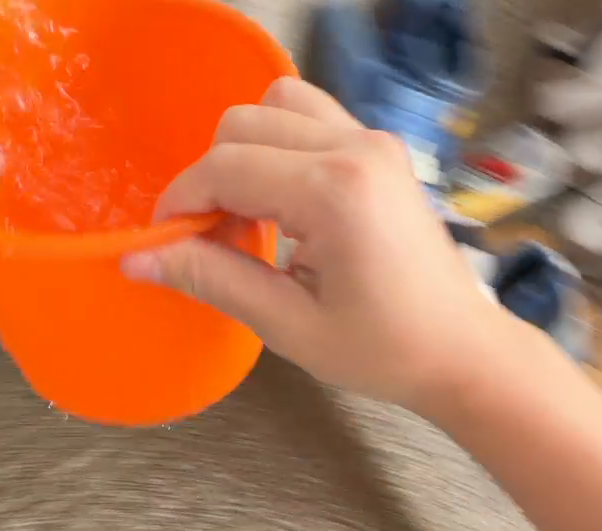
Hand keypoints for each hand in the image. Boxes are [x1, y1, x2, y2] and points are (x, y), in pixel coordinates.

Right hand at [122, 77, 530, 416]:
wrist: (460, 351)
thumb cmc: (385, 351)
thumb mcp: (290, 326)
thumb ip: (215, 281)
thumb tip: (141, 259)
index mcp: (333, 190)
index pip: (226, 167)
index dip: (181, 202)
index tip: (163, 241)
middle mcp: (356, 147)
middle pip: (244, 123)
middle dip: (210, 178)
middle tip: (211, 241)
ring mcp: (375, 142)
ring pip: (277, 106)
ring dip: (245, 154)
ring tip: (249, 219)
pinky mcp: (383, 152)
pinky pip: (312, 120)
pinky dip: (281, 149)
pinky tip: (284, 207)